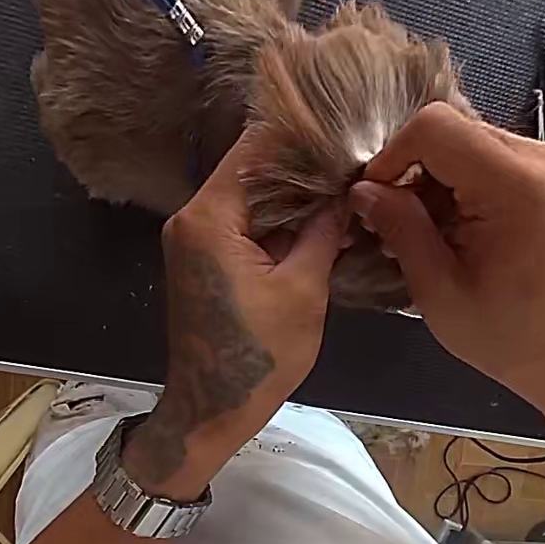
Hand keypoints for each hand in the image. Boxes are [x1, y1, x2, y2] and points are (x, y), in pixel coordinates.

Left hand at [125, 136, 352, 500]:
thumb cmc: (258, 356)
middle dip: (301, 167)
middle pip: (249, 171)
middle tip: (353, 163)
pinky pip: (241, 225)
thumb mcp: (303, 290)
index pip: (253, 149)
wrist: (212, 409)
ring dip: (291, 196)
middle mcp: (191, 220)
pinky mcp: (201, 262)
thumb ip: (323, 231)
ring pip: (247, 199)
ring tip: (343, 188)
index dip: (300, 137)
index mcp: (209, 218)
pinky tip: (316, 220)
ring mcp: (192, 241)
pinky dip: (275, 222)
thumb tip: (346, 192)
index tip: (344, 134)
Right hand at [354, 103, 544, 417]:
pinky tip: (457, 229)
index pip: (436, 127)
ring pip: (468, 142)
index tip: (376, 199)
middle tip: (398, 225)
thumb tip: (363, 191)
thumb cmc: (508, 336)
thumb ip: (400, 228)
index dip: (392, 157)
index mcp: (518, 186)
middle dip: (413, 173)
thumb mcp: (438, 290)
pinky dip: (462, 186)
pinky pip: (491, 158)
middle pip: (452, 131)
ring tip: (431, 234)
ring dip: (436, 182)